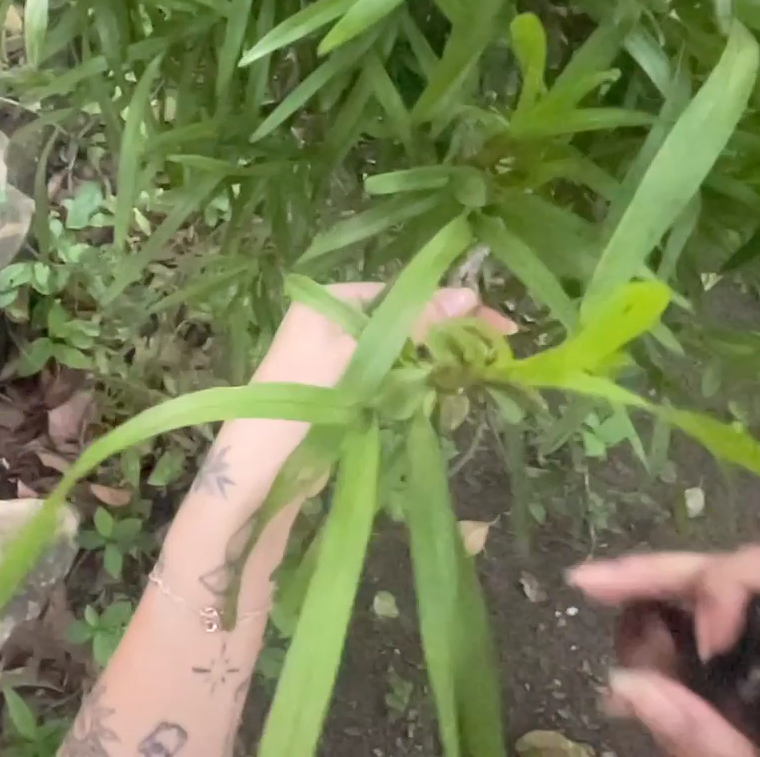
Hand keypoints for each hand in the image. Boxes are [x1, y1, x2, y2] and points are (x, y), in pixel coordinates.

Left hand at [209, 284, 514, 496]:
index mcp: (331, 302)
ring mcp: (339, 359)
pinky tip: (448, 401)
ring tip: (477, 381)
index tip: (501, 327)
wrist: (258, 466)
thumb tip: (468, 293)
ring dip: (436, 368)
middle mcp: (334, 323)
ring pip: (402, 356)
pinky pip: (391, 384)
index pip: (402, 295)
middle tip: (495, 357)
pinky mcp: (345, 394)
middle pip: (405, 324)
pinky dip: (417, 391)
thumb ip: (411, 327)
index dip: (451, 308)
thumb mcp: (359, 356)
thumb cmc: (302, 396)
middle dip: (448, 340)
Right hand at [568, 536, 759, 756]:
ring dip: (659, 613)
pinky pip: (726, 619)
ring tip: (626, 668)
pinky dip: (674, 635)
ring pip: (723, 588)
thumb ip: (712, 744)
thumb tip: (621, 684)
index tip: (695, 645)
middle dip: (662, 586)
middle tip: (589, 589)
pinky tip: (643, 670)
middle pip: (745, 572)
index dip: (733, 587)